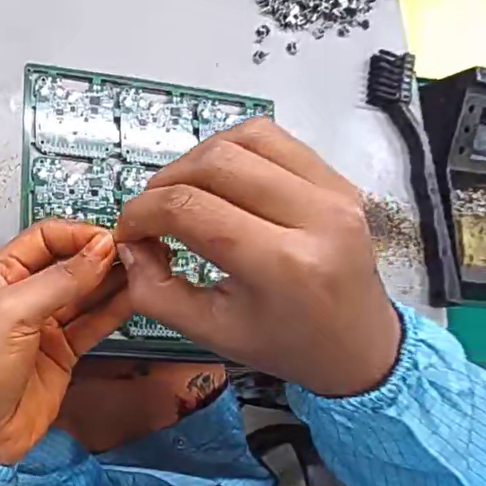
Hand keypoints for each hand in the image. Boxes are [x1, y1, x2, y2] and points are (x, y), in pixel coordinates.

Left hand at [0, 220, 132, 463]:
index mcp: (0, 276)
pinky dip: (115, 310)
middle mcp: (24, 296)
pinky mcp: (63, 352)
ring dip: (114, 280)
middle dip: (101, 254)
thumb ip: (58, 281)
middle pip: (70, 263)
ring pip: (87, 292)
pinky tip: (136, 297)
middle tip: (138, 250)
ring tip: (146, 268)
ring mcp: (45, 325)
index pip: (45, 238)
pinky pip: (94, 323)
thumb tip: (99, 250)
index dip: (77, 234)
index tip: (108, 238)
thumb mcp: (11, 314)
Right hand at [112, 118, 401, 396]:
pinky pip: (273, 139)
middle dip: (163, 184)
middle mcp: (315, 216)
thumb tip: (129, 244)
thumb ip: (154, 290)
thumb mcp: (208, 331)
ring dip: (194, 160)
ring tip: (180, 193)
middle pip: (214, 164)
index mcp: (281, 265)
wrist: (357, 346)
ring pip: (243, 139)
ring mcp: (334, 191)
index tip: (128, 232)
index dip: (142, 213)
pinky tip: (216, 180)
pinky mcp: (338, 179)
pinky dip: (230, 150)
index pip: (190, 208)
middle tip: (149, 215)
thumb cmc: (283, 345)